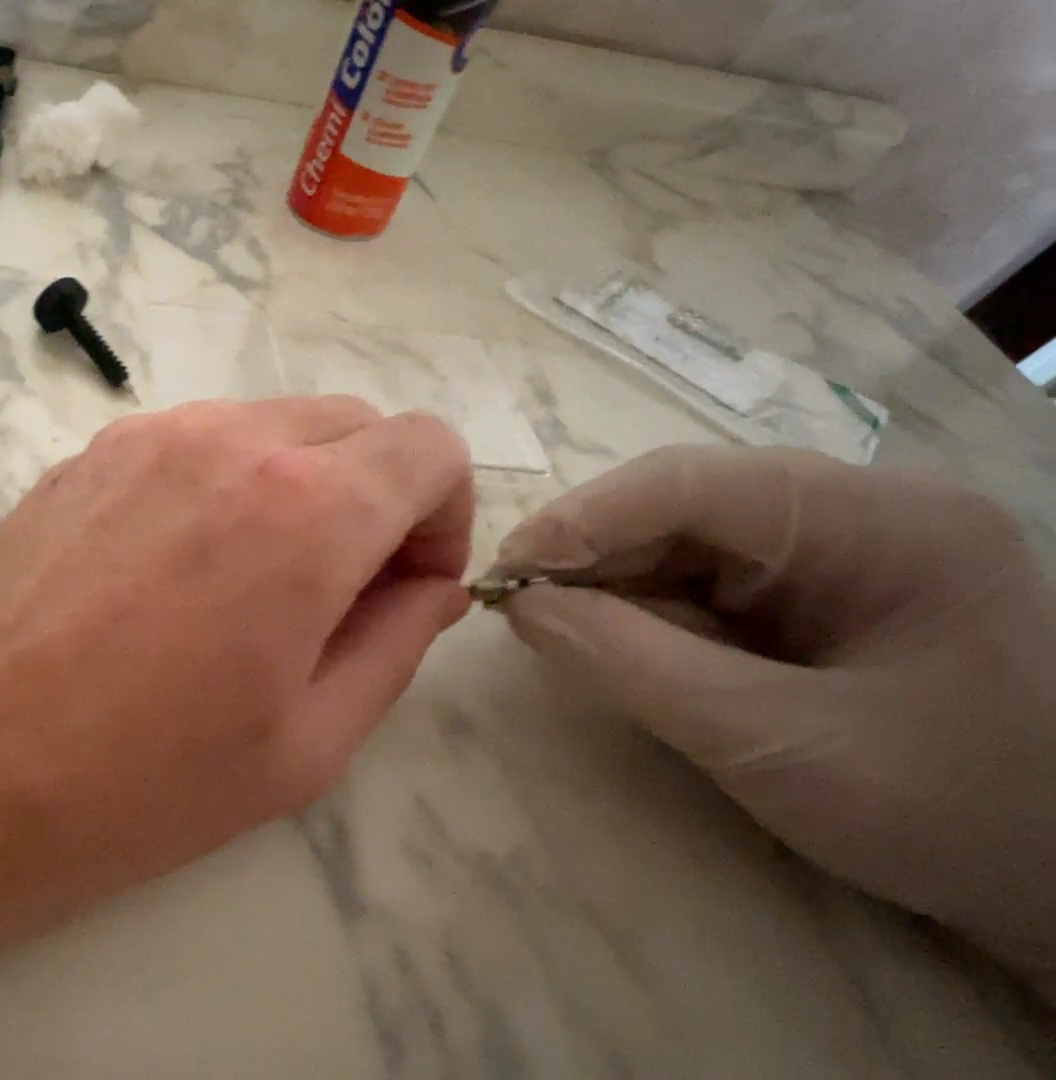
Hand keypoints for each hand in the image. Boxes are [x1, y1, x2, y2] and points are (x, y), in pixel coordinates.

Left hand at [0, 397, 473, 958]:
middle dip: (375, 499)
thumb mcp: (306, 743)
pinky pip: (189, 446)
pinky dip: (218, 487)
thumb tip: (428, 585)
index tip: (402, 589)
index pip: (428, 448)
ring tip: (245, 592)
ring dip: (294, 490)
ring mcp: (142, 438)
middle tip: (335, 598)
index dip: (441, 519)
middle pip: (352, 425)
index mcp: (304, 508)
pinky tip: (169, 576)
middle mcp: (225, 441)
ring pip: (267, 428)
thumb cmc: (138, 781)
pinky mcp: (82, 457)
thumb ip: (395, 643)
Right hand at [488, 445, 1055, 997]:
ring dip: (607, 582)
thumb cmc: (948, 813)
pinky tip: (606, 639)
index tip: (502, 575)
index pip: (693, 484)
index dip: (582, 520)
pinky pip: (699, 583)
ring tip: (548, 625)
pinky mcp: (814, 595)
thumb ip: (634, 666)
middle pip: (679, 505)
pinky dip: (641, 611)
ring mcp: (836, 552)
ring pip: (679, 542)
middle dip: (590, 553)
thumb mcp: (776, 743)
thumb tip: (519, 607)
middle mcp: (855, 514)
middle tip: (512, 605)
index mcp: (879, 522)